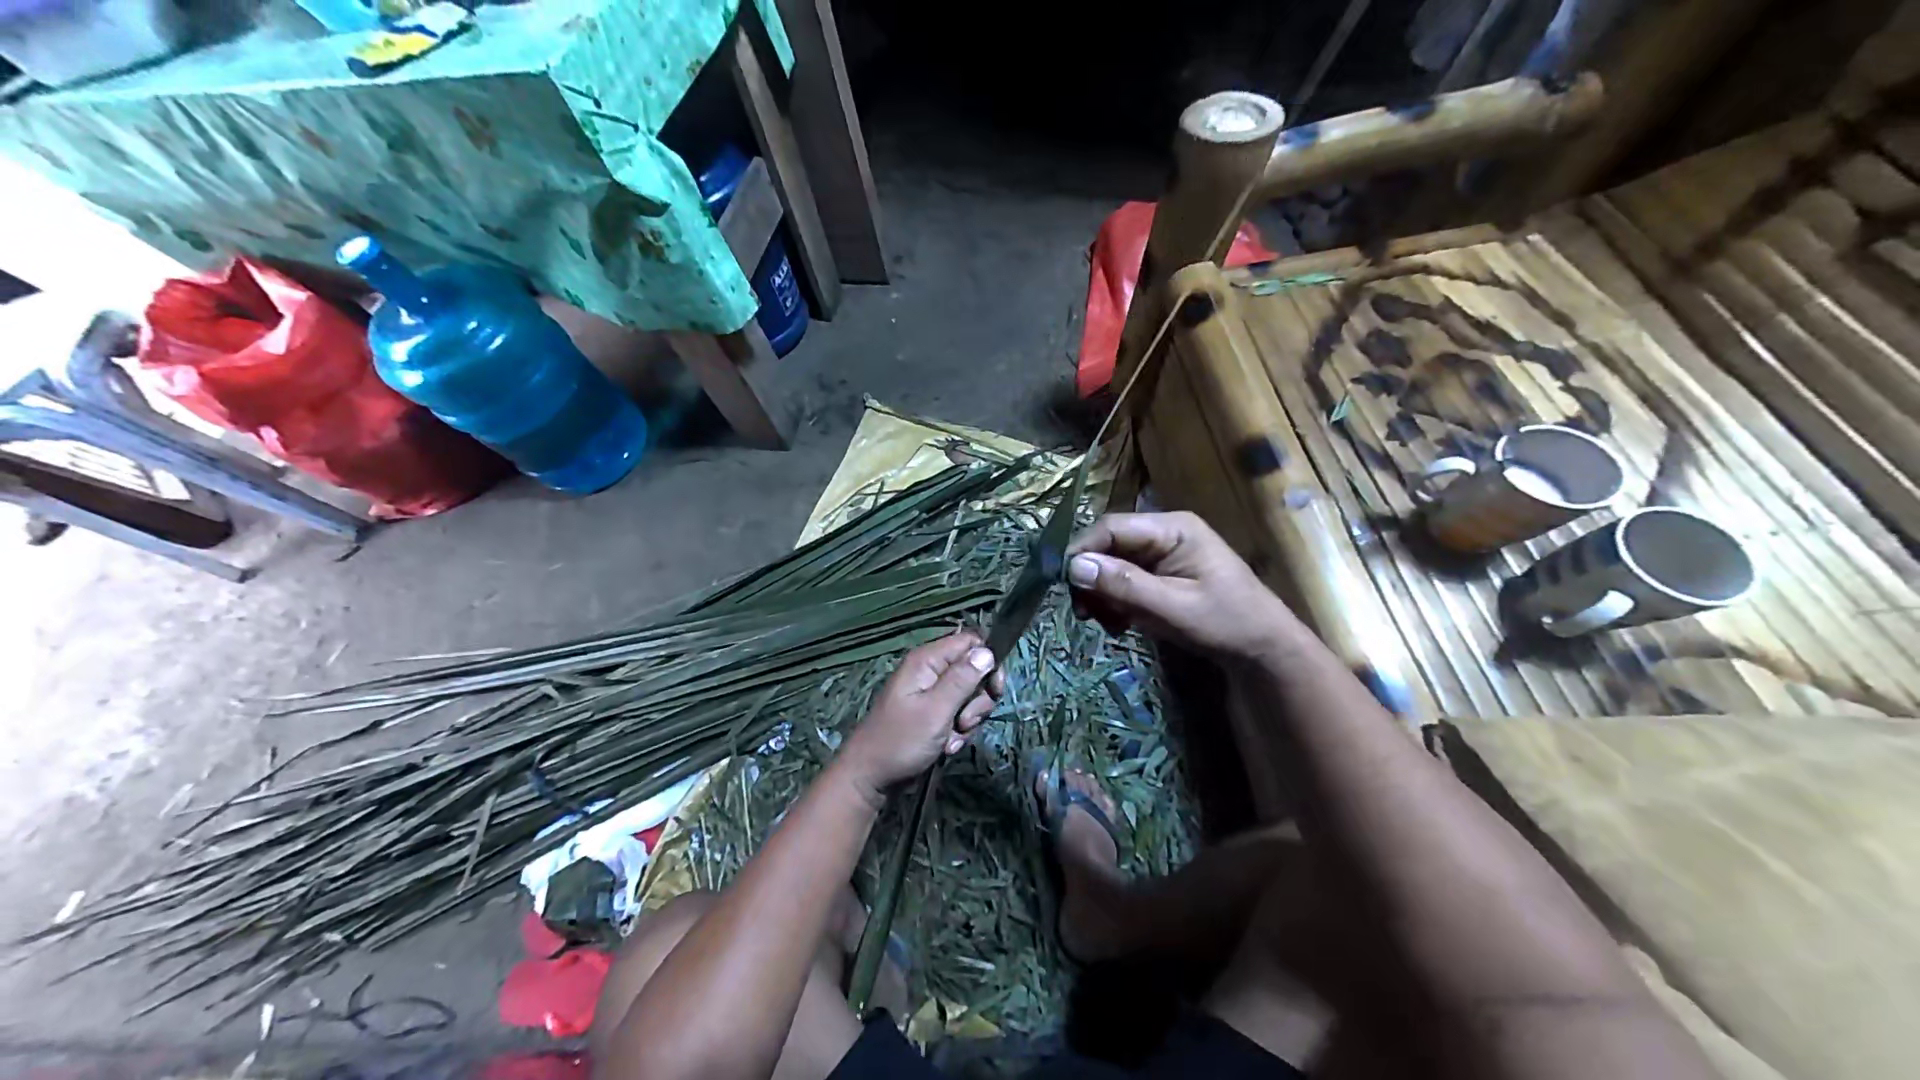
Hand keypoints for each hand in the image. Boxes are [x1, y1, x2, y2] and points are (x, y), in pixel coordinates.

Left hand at [837, 633, 1002, 801]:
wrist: (872, 777)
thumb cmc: (901, 740)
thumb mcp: (936, 709)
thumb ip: (963, 679)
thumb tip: (987, 651)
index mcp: (927, 660)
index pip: (970, 642)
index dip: (987, 661)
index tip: (994, 687)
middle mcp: (930, 672)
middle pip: (974, 671)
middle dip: (977, 699)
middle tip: (966, 720)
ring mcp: (932, 695)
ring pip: (970, 698)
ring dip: (968, 721)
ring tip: (950, 737)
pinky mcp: (934, 715)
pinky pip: (959, 716)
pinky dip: (957, 732)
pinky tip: (945, 746)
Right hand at [1067, 511, 1304, 660]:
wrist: (1262, 648)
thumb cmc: (1225, 622)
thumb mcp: (1172, 606)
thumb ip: (1124, 585)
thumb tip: (1073, 567)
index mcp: (1172, 528)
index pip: (1112, 527)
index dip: (1082, 551)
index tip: (1062, 582)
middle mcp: (1163, 533)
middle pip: (1108, 546)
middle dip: (1091, 578)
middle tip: (1084, 613)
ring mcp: (1160, 554)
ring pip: (1110, 566)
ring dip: (1100, 594)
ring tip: (1106, 624)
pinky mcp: (1158, 575)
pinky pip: (1122, 581)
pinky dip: (1113, 602)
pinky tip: (1119, 625)